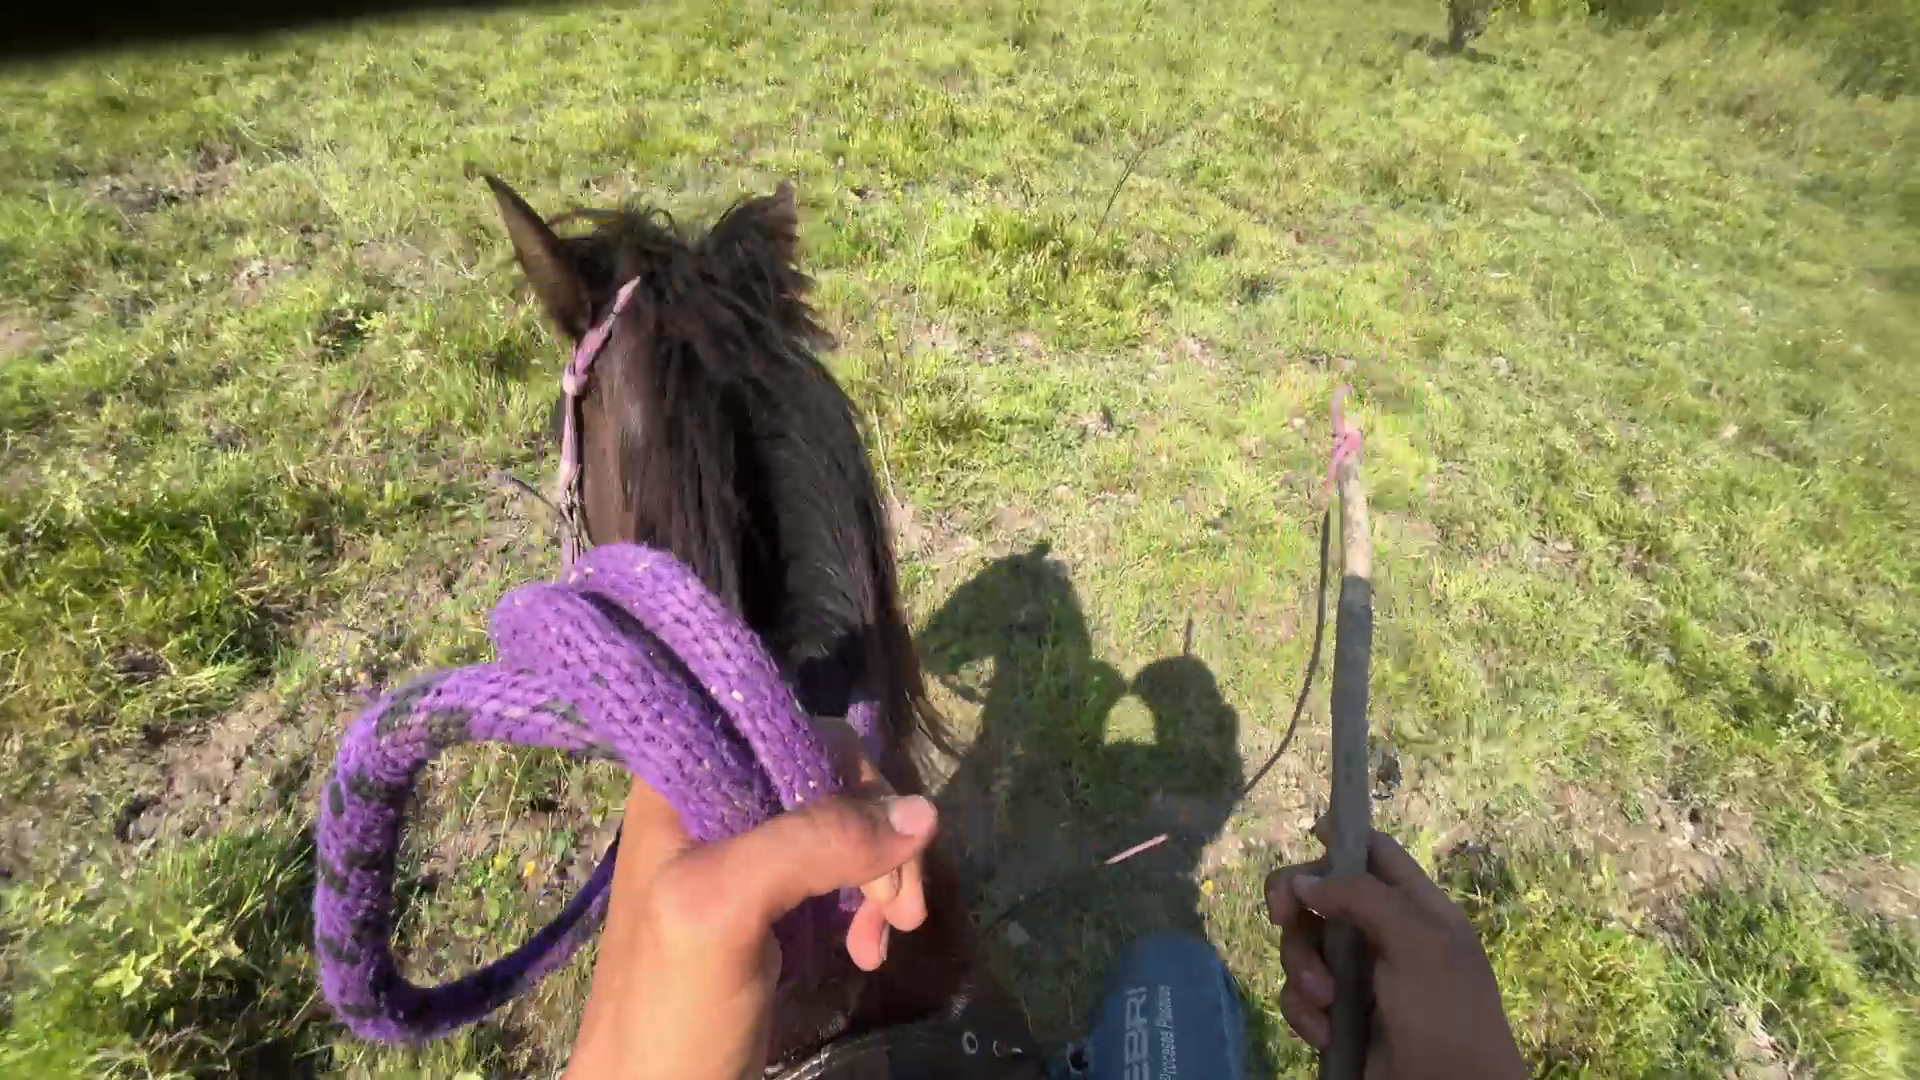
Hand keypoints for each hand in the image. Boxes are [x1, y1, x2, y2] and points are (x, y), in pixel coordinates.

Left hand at [565, 777, 937, 1079]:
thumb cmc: (667, 1010)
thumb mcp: (724, 910)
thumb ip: (811, 843)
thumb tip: (924, 811)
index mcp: (687, 777)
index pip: (793, 731)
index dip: (847, 773)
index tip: (878, 834)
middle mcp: (720, 795)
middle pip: (832, 774)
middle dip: (876, 832)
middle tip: (898, 903)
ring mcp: (750, 843)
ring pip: (848, 816)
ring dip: (883, 869)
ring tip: (893, 930)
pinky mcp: (776, 888)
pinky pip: (846, 862)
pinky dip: (873, 897)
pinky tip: (871, 945)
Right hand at [1264, 829, 1524, 1079]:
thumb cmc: (1447, 1018)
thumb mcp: (1418, 944)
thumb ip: (1360, 896)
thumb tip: (1302, 883)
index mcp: (1414, 909)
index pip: (1374, 852)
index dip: (1343, 836)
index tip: (1311, 833)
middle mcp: (1381, 934)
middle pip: (1318, 890)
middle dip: (1294, 902)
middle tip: (1281, 916)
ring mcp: (1356, 975)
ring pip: (1300, 941)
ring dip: (1301, 966)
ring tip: (1323, 1000)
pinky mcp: (1335, 1013)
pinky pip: (1297, 991)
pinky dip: (1302, 1008)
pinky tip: (1324, 1031)